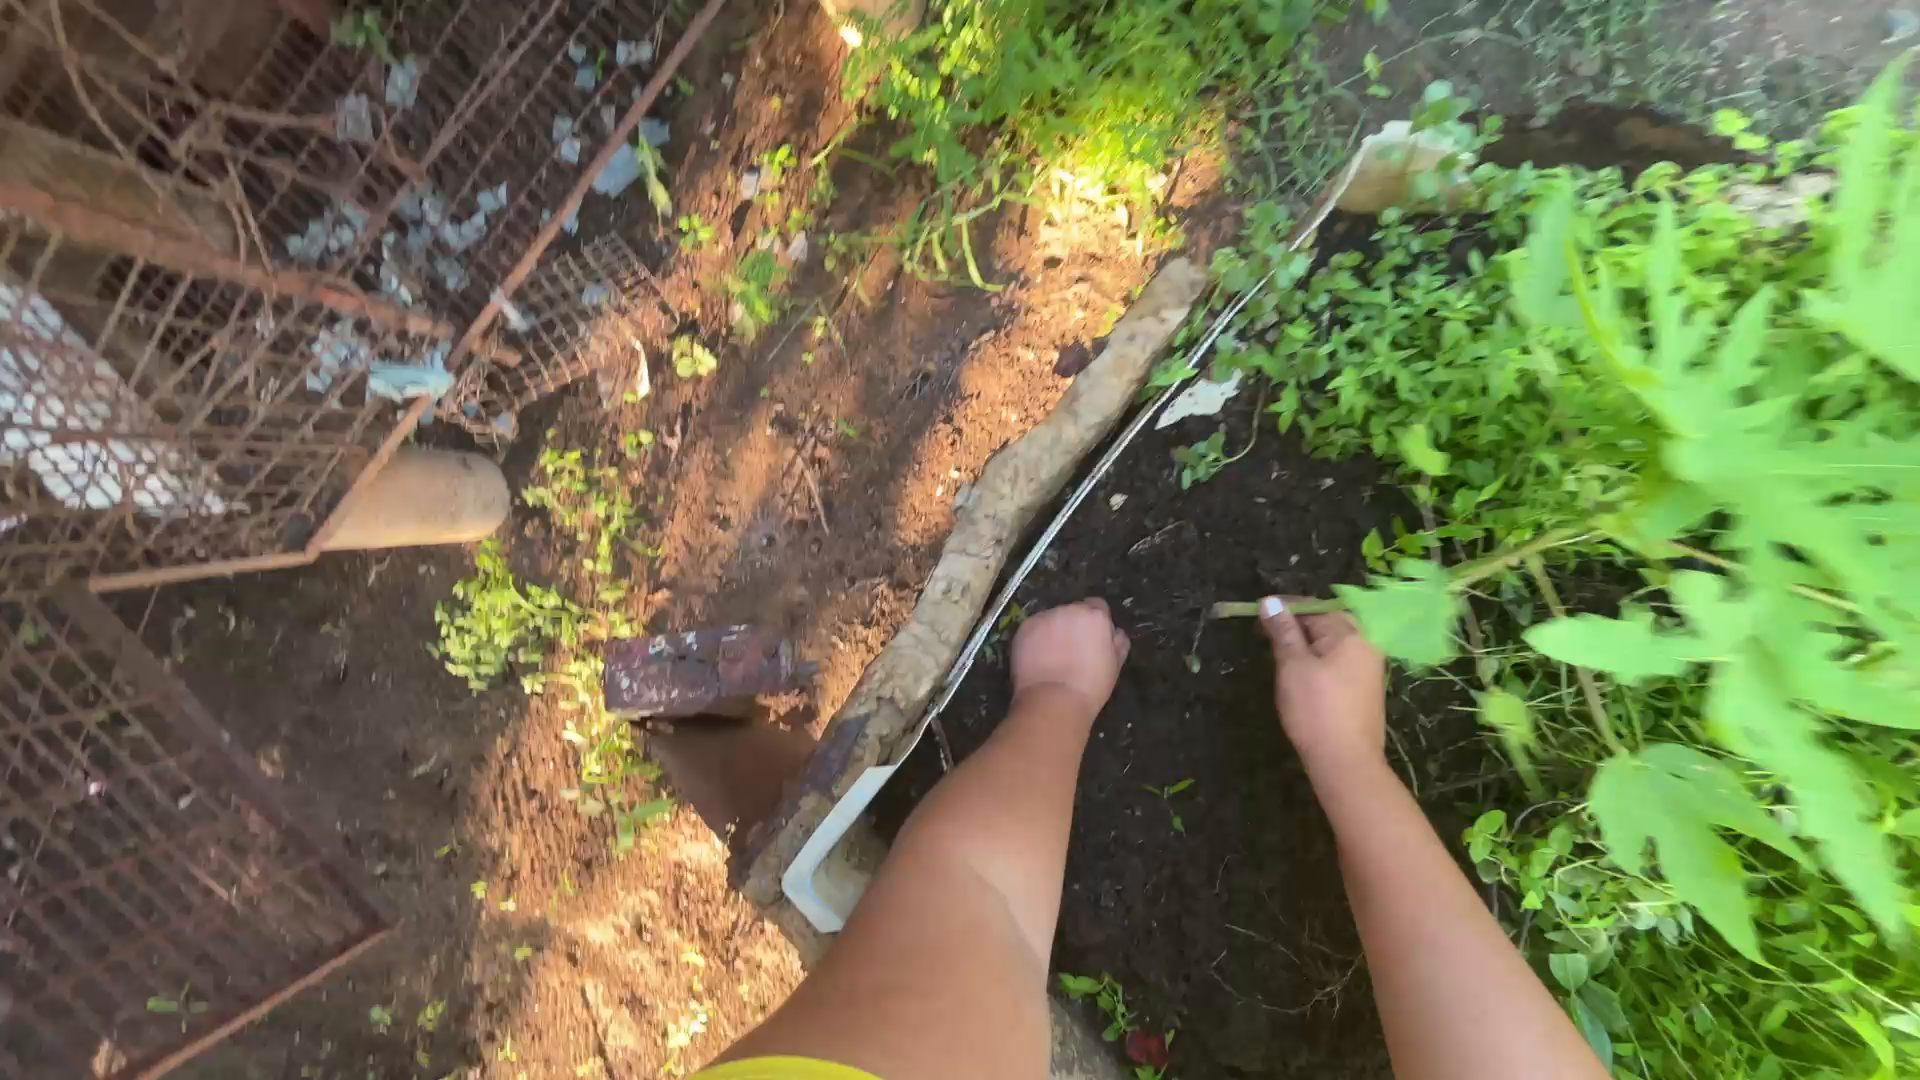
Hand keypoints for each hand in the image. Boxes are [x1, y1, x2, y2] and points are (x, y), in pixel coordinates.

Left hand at [1010, 598, 1130, 720]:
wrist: (1053, 700)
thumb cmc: (1090, 685)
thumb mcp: (1115, 664)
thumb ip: (1118, 642)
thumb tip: (1115, 632)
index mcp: (1094, 615)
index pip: (1097, 606)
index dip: (1095, 622)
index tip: (1092, 639)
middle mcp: (1068, 609)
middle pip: (1072, 611)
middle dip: (1073, 625)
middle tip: (1072, 650)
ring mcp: (1043, 617)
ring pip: (1051, 619)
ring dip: (1053, 631)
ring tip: (1052, 656)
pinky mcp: (1023, 628)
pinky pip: (1033, 629)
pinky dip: (1035, 639)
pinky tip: (1037, 659)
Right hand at [1258, 596, 1385, 782]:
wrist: (1345, 760)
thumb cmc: (1315, 708)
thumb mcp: (1292, 664)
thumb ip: (1282, 630)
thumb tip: (1270, 602)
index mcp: (1350, 634)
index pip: (1313, 608)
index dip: (1283, 608)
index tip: (1256, 613)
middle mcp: (1365, 644)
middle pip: (1326, 621)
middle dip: (1295, 623)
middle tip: (1265, 631)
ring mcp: (1367, 666)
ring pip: (1331, 641)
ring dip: (1304, 641)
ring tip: (1276, 649)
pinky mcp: (1363, 686)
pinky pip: (1338, 658)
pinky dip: (1316, 657)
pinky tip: (1299, 669)